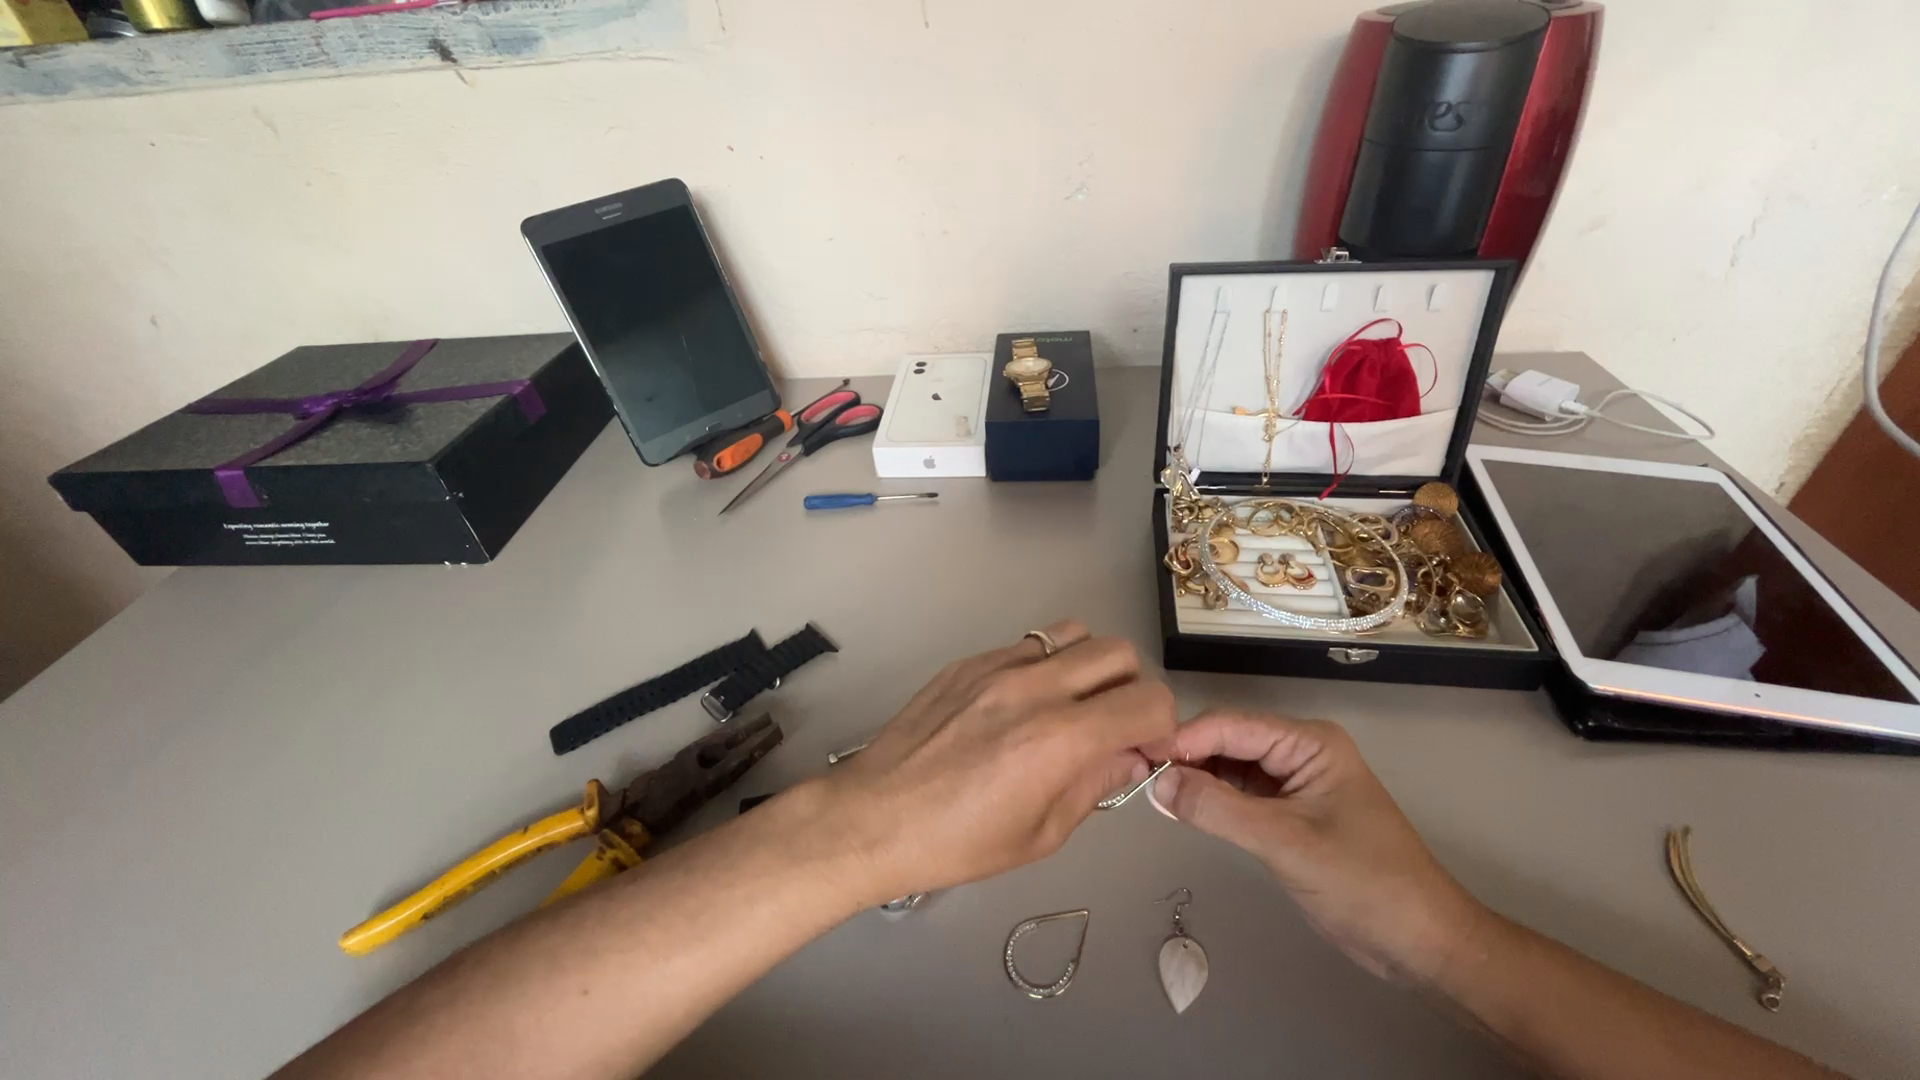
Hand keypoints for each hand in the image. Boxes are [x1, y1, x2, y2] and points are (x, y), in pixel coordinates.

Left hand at [811, 621, 1176, 905]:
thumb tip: (1134, 755)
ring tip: (1069, 703)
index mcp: (1060, 738)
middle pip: (1119, 652)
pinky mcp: (968, 661)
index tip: (1144, 748)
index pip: (1148, 700)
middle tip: (1111, 725)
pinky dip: (1043, 666)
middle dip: (1130, 688)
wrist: (875, 816)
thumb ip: (1097, 784)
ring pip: (1074, 633)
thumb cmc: (960, 842)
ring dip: (1088, 665)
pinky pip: (1027, 644)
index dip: (1161, 726)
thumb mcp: (1042, 833)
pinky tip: (1020, 704)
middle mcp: (1034, 687)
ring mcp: (997, 665)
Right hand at [1145, 709, 1486, 984]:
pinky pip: (1237, 792)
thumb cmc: (1364, 883)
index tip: (1137, 756)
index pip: (1230, 726)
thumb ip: (1217, 810)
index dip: (1182, 738)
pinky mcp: (1286, 812)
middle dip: (1184, 755)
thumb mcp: (1284, 843)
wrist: (1421, 943)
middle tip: (1135, 774)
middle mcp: (1297, 751)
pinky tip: (1180, 807)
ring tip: (1148, 790)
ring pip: (1228, 765)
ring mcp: (1291, 782)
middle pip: (1225, 740)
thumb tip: (1155, 783)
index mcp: (1308, 742)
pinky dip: (1209, 799)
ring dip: (1193, 776)